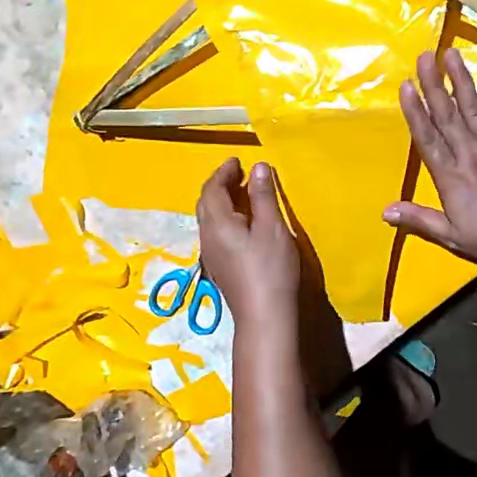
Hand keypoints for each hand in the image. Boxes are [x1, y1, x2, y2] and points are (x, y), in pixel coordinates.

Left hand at [197, 158, 299, 329]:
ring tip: (242, 192)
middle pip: (205, 203)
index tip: (236, 160)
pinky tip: (243, 221)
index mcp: (217, 224)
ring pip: (209, 218)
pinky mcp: (220, 266)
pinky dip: (226, 216)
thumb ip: (263, 196)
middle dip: (219, 184)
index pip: (212, 189)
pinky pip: (216, 231)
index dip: (223, 172)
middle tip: (238, 173)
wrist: (263, 315)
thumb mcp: (271, 227)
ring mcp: (211, 254)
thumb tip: (258, 166)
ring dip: (222, 200)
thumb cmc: (270, 268)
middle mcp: (207, 237)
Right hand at [387, 49, 476, 262]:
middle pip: (448, 115)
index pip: (428, 139)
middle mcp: (471, 153)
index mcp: (451, 177)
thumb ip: (420, 220)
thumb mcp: (454, 236)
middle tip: (424, 55)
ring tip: (450, 53)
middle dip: (434, 84)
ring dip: (462, 79)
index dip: (416, 112)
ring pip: (475, 107)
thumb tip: (384, 211)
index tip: (405, 86)